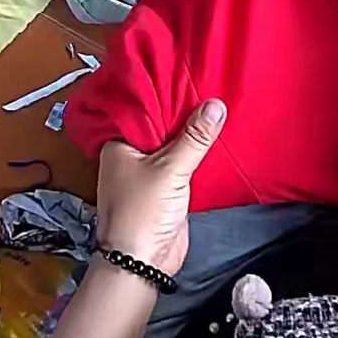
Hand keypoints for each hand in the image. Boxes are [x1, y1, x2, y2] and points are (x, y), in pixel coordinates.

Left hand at [94, 99, 226, 276]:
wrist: (142, 263)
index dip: (166, 93)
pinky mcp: (165, 189)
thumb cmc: (143, 211)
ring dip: (192, 135)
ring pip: (173, 146)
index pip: (143, 109)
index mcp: (119, 144)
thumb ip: (195, 137)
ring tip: (218, 106)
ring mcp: (148, 173)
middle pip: (161, 127)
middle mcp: (130, 155)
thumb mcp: (170, 169)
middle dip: (183, 113)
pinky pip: (183, 164)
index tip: (190, 74)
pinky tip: (215, 139)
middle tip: (210, 85)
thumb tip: (216, 104)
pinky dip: (196, 154)